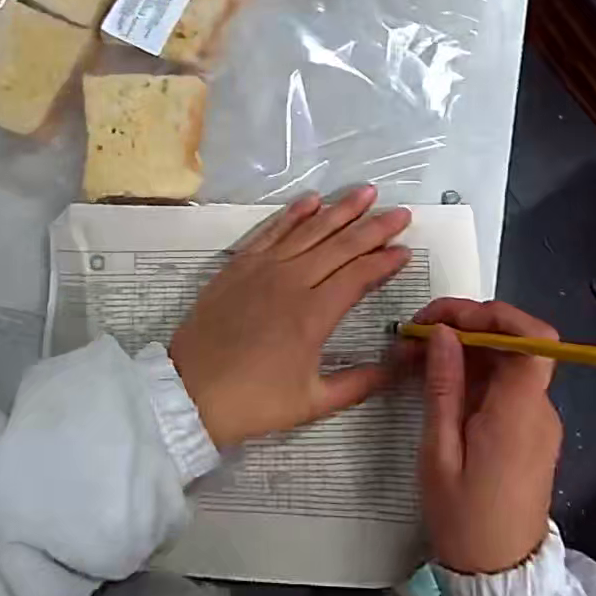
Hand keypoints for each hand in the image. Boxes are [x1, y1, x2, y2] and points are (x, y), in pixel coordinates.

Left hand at [169, 186, 412, 448]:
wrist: (189, 393)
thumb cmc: (254, 401)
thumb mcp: (313, 403)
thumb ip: (362, 382)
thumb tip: (404, 364)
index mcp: (314, 315)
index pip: (359, 275)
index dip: (385, 260)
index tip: (406, 249)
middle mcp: (292, 281)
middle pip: (341, 246)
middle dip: (374, 227)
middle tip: (401, 212)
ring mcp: (263, 268)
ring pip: (310, 230)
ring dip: (340, 209)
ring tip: (366, 192)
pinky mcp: (240, 264)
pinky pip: (272, 230)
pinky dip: (293, 213)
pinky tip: (312, 199)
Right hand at [413, 297, 563, 573]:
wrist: (499, 576)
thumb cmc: (464, 519)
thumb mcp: (439, 452)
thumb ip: (443, 386)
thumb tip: (444, 332)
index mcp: (519, 412)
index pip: (533, 339)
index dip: (496, 314)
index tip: (448, 317)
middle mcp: (537, 407)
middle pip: (514, 341)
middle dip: (464, 324)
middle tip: (416, 333)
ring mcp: (535, 416)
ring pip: (505, 358)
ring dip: (462, 346)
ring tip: (414, 353)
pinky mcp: (527, 426)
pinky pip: (502, 382)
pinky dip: (470, 369)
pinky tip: (436, 377)